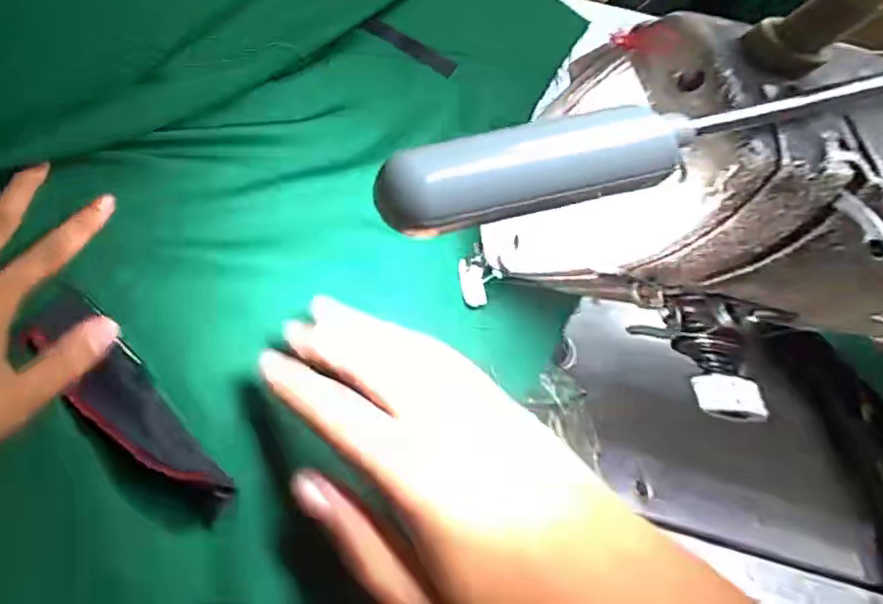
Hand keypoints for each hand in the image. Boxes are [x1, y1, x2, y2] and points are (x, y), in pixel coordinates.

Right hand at [262, 298, 746, 603]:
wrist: (614, 589)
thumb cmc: (508, 601)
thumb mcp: (422, 598)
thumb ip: (359, 538)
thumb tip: (303, 482)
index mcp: (416, 475)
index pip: (339, 413)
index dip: (299, 385)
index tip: (268, 364)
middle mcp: (443, 423)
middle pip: (372, 364)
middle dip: (328, 341)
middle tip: (291, 325)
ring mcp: (476, 403)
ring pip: (404, 347)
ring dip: (361, 324)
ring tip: (326, 307)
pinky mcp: (500, 398)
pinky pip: (440, 351)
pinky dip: (403, 333)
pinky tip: (387, 330)